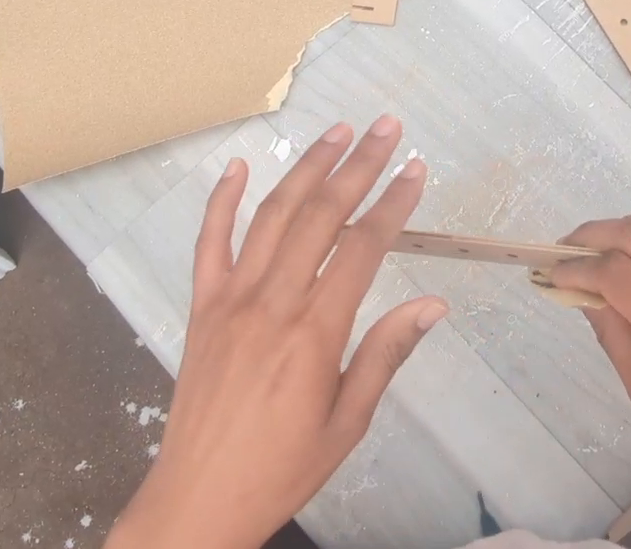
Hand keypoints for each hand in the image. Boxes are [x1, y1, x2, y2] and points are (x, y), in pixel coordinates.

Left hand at [106, 116, 445, 548]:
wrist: (197, 501)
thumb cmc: (282, 466)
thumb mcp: (348, 421)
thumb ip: (386, 354)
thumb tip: (433, 304)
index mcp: (313, 332)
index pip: (363, 248)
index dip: (394, 203)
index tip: (416, 169)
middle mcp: (271, 301)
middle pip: (320, 216)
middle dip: (357, 166)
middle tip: (386, 129)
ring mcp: (230, 298)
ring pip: (271, 216)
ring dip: (306, 168)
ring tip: (336, 132)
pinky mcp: (201, 305)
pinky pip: (208, 243)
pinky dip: (221, 200)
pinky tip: (237, 166)